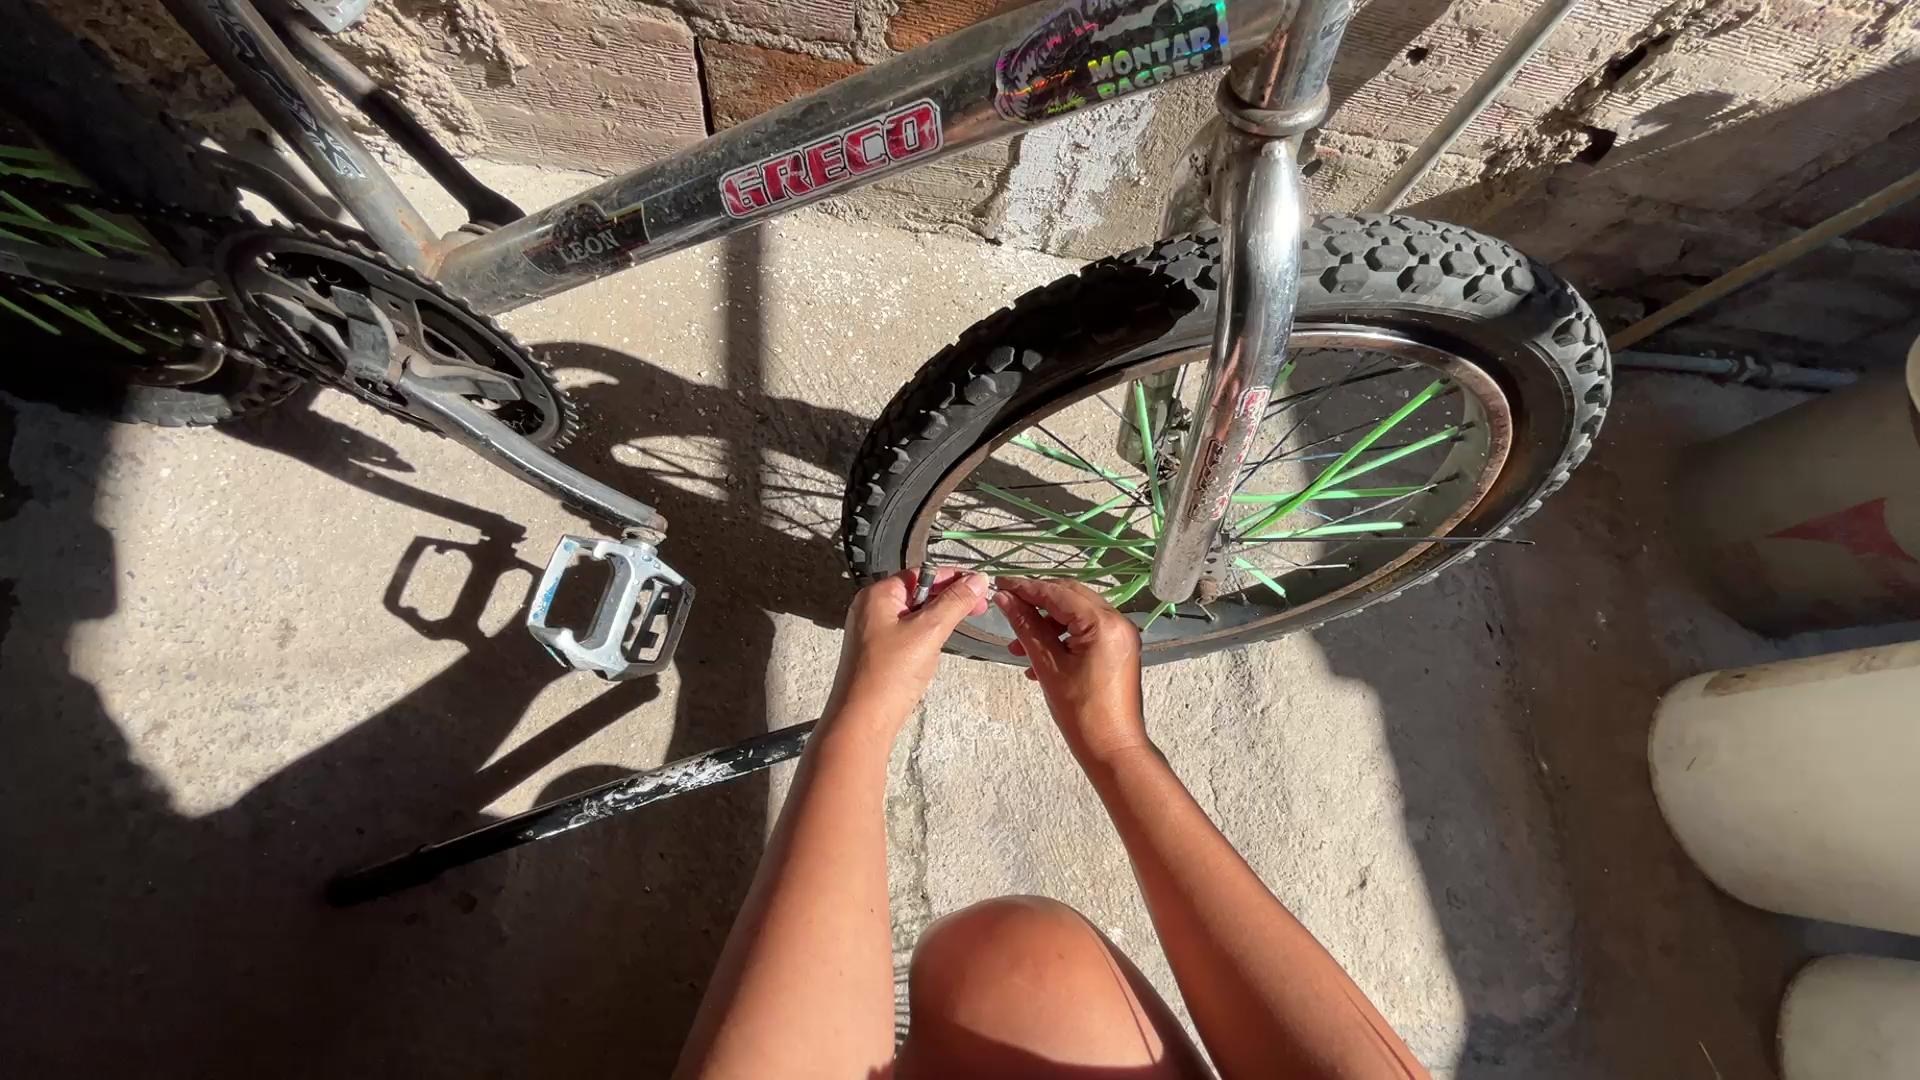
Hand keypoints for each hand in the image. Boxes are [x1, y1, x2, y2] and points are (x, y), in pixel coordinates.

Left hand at [825, 569, 990, 735]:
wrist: (862, 722)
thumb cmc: (891, 674)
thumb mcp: (929, 632)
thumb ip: (954, 603)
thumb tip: (977, 579)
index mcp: (877, 595)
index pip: (921, 574)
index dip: (953, 578)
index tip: (980, 587)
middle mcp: (870, 608)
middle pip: (918, 592)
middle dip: (949, 598)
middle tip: (979, 608)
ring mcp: (872, 632)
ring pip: (914, 614)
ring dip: (939, 617)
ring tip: (963, 623)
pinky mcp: (876, 653)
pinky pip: (907, 633)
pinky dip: (926, 634)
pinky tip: (939, 644)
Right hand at [993, 577, 1148, 765]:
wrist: (1113, 749)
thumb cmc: (1081, 713)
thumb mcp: (1047, 665)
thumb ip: (1026, 626)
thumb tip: (1005, 599)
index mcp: (1103, 623)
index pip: (1057, 593)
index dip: (1026, 588)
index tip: (1000, 584)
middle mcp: (1117, 621)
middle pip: (1069, 597)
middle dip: (1036, 602)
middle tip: (1007, 608)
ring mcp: (1121, 634)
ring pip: (1076, 613)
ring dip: (1046, 623)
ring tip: (1018, 647)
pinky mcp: (1119, 648)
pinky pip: (1086, 630)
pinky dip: (1061, 636)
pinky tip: (1038, 659)